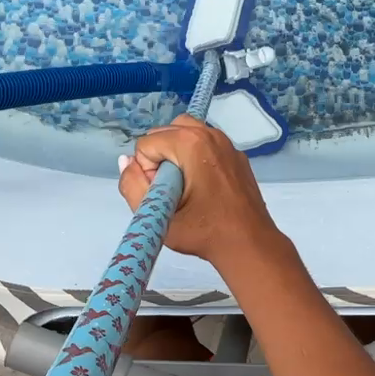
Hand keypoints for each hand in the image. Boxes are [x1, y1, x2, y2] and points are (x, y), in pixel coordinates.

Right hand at [119, 115, 280, 270]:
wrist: (248, 244)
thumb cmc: (203, 232)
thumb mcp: (157, 215)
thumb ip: (133, 186)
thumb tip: (126, 161)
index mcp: (190, 142)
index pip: (146, 144)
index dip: (146, 171)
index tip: (162, 194)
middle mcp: (209, 133)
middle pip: (165, 131)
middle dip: (159, 158)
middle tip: (170, 190)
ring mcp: (226, 141)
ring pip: (185, 132)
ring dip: (175, 154)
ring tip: (182, 186)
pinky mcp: (236, 154)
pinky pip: (204, 143)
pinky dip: (195, 156)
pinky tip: (203, 187)